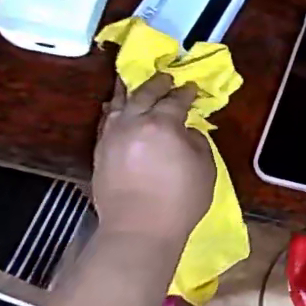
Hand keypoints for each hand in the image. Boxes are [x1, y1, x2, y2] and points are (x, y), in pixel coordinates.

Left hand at [92, 74, 216, 242]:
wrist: (139, 228)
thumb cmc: (181, 199)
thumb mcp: (205, 167)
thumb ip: (196, 142)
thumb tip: (186, 132)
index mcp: (163, 125)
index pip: (175, 100)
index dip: (186, 92)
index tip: (192, 88)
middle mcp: (133, 124)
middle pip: (144, 94)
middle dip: (157, 84)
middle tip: (166, 77)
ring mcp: (112, 136)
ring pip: (119, 104)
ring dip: (130, 91)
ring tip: (134, 83)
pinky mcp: (100, 151)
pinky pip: (107, 120)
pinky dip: (114, 109)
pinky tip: (117, 108)